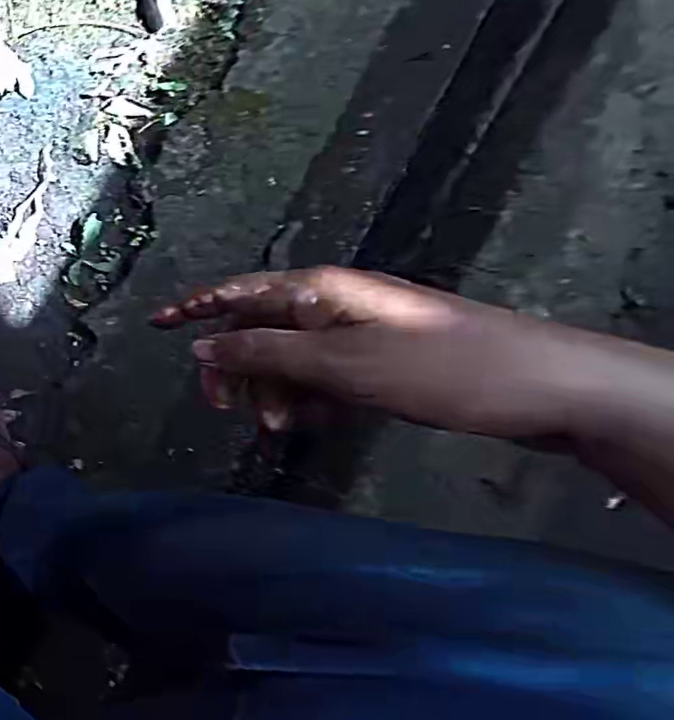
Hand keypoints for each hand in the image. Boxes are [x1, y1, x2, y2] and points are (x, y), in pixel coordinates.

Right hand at [151, 266, 581, 441]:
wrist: (562, 392)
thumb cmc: (442, 366)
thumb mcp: (339, 363)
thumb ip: (261, 353)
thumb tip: (200, 347)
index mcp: (316, 291)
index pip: (234, 293)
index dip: (191, 308)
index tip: (156, 324)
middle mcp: (329, 305)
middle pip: (257, 331)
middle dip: (236, 369)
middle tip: (223, 406)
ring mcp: (355, 333)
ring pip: (287, 358)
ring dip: (273, 392)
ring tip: (279, 427)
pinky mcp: (378, 360)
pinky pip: (320, 374)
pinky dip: (306, 398)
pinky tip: (310, 422)